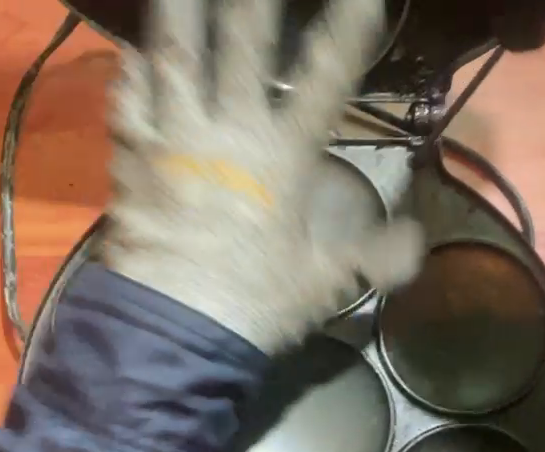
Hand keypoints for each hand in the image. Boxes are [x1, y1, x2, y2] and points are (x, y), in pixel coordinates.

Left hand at [102, 0, 424, 353]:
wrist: (178, 327)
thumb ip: (372, 255)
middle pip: (242, 42)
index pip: (325, 80)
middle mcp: (229, 130)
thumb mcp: (323, 282)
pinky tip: (133, 48)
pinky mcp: (132, 157)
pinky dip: (131, 69)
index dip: (346, 30)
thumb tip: (416, 242)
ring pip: (176, 53)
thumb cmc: (255, 304)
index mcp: (283, 157)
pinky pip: (128, 97)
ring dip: (180, 9)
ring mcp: (175, 137)